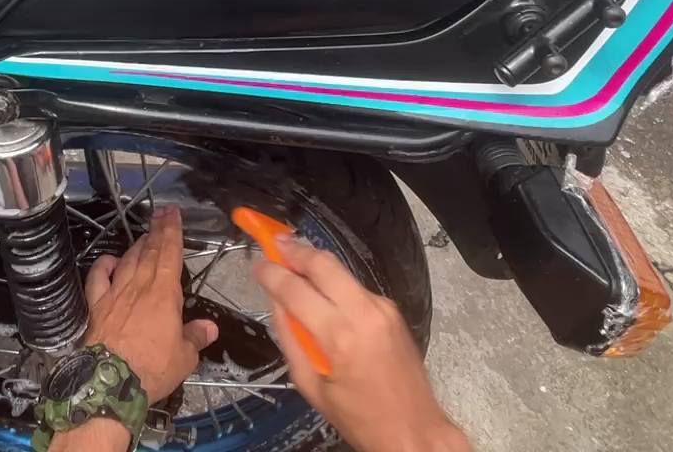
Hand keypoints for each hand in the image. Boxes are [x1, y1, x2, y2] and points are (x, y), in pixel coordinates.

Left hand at [80, 204, 219, 400]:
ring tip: (145, 236)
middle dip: (157, 229)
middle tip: (161, 213)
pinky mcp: (96, 305)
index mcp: (164, 292)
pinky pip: (98, 277)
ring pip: (128, 260)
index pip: (170, 252)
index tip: (173, 212)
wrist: (109, 383)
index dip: (172, 230)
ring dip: (137, 245)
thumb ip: (196, 338)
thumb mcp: (184, 358)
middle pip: (150, 250)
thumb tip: (210, 328)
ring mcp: (115, 293)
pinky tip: (110, 259)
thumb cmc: (151, 369)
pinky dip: (104, 264)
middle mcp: (139, 285)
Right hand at [253, 236, 470, 451]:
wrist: (416, 431)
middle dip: (295, 248)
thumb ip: (290, 339)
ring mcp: (381, 306)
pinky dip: (335, 283)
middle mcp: (362, 311)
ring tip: (292, 257)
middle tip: (274, 241)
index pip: (295, 290)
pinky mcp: (391, 308)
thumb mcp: (312, 386)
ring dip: (314, 261)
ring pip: (340, 269)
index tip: (257, 264)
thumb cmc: (360, 418)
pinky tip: (323, 292)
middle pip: (322, 263)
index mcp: (339, 336)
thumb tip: (276, 302)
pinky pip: (354, 286)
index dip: (271, 273)